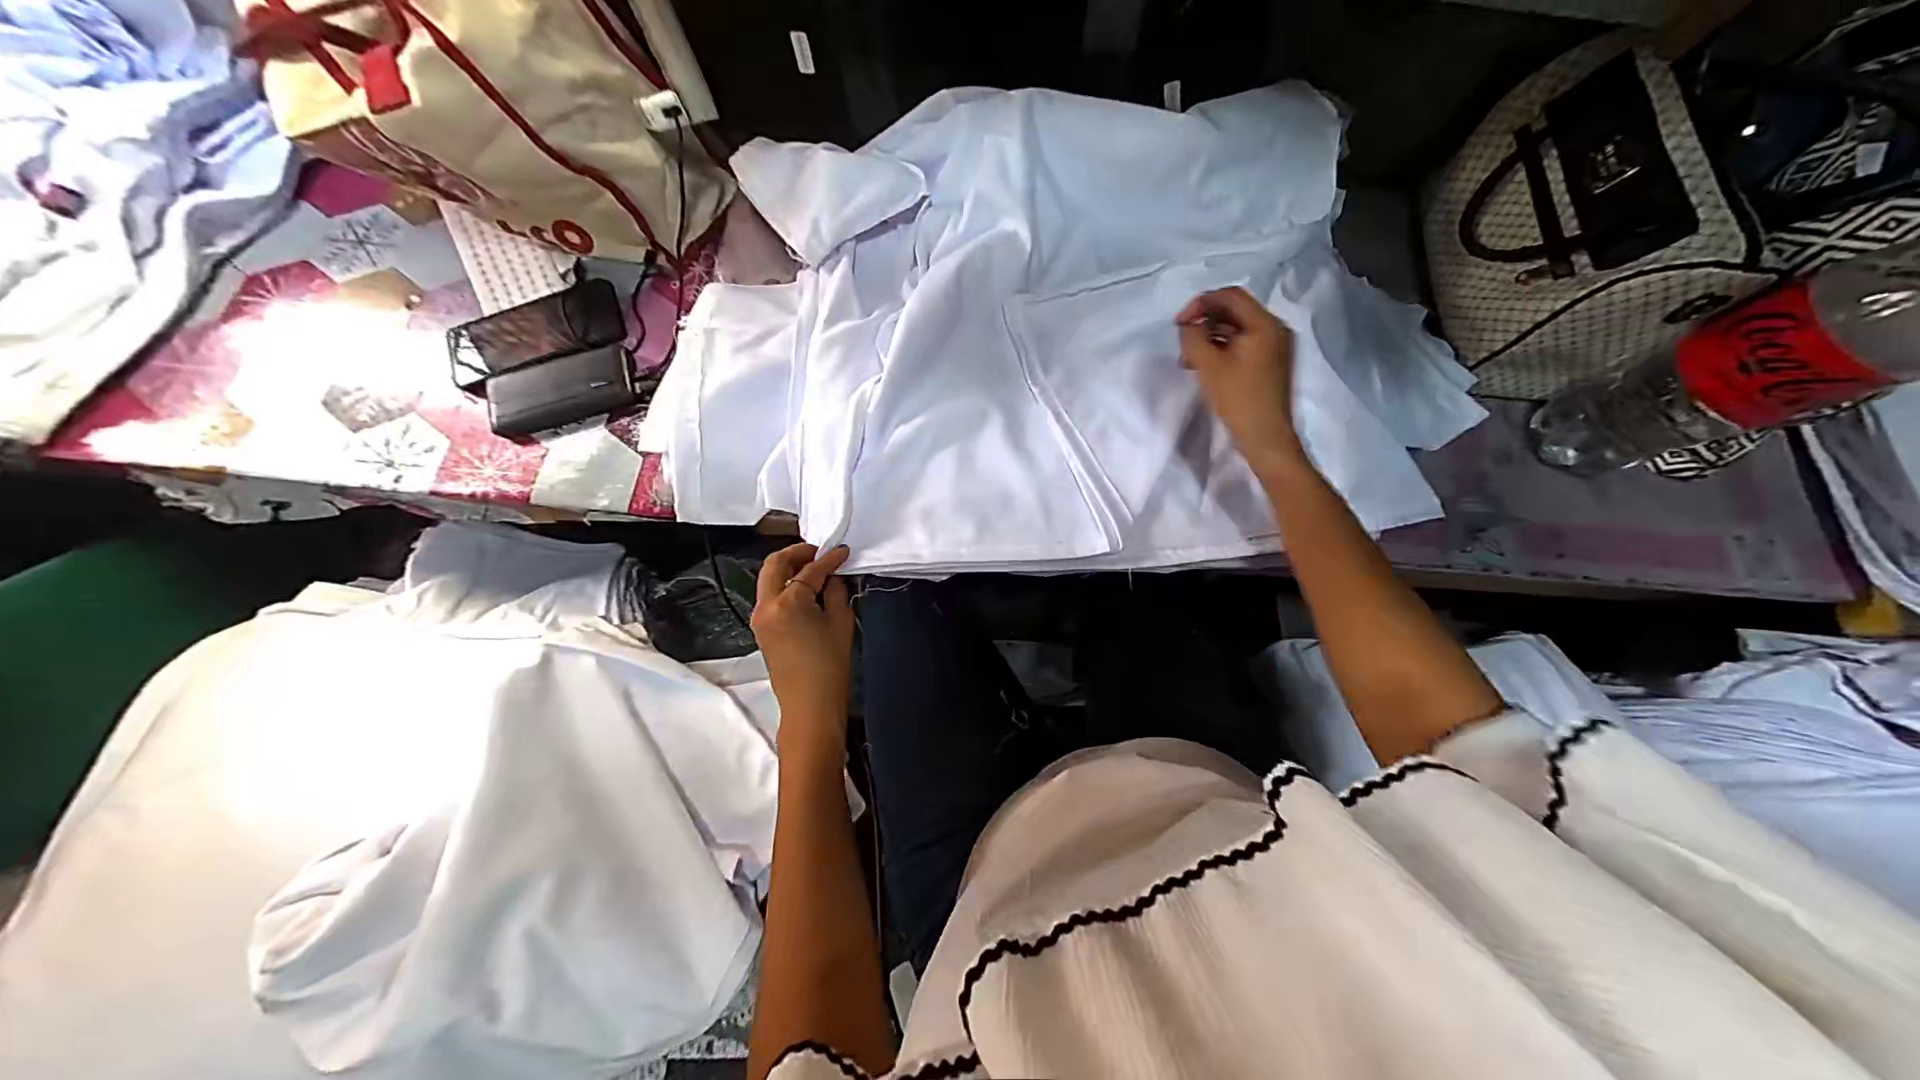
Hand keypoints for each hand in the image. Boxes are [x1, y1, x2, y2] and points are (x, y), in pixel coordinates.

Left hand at [753, 543, 854, 757]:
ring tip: (814, 568)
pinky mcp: (761, 629)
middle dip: (798, 552)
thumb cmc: (830, 666)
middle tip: (820, 553)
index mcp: (788, 601)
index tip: (843, 551)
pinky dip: (784, 584)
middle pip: (775, 564)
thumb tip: (834, 576)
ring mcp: (759, 618)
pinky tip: (805, 589)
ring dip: (788, 568)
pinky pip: (769, 596)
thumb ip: (836, 592)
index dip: (830, 558)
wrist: (810, 705)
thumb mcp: (841, 623)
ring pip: (768, 578)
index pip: (811, 569)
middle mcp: (767, 605)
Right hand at [1177, 287, 1302, 467]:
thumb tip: (1187, 325)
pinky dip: (1221, 349)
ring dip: (1209, 337)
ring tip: (1188, 359)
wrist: (1266, 437)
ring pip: (1235, 329)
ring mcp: (1275, 346)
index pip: (1230, 296)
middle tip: (1182, 342)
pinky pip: (1242, 344)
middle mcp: (1275, 329)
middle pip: (1233, 311)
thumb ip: (1192, 338)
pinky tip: (1204, 366)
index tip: (1179, 323)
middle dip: (1203, 322)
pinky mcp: (1270, 361)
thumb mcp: (1209, 366)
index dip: (1200, 303)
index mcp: (1265, 324)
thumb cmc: (1239, 400)